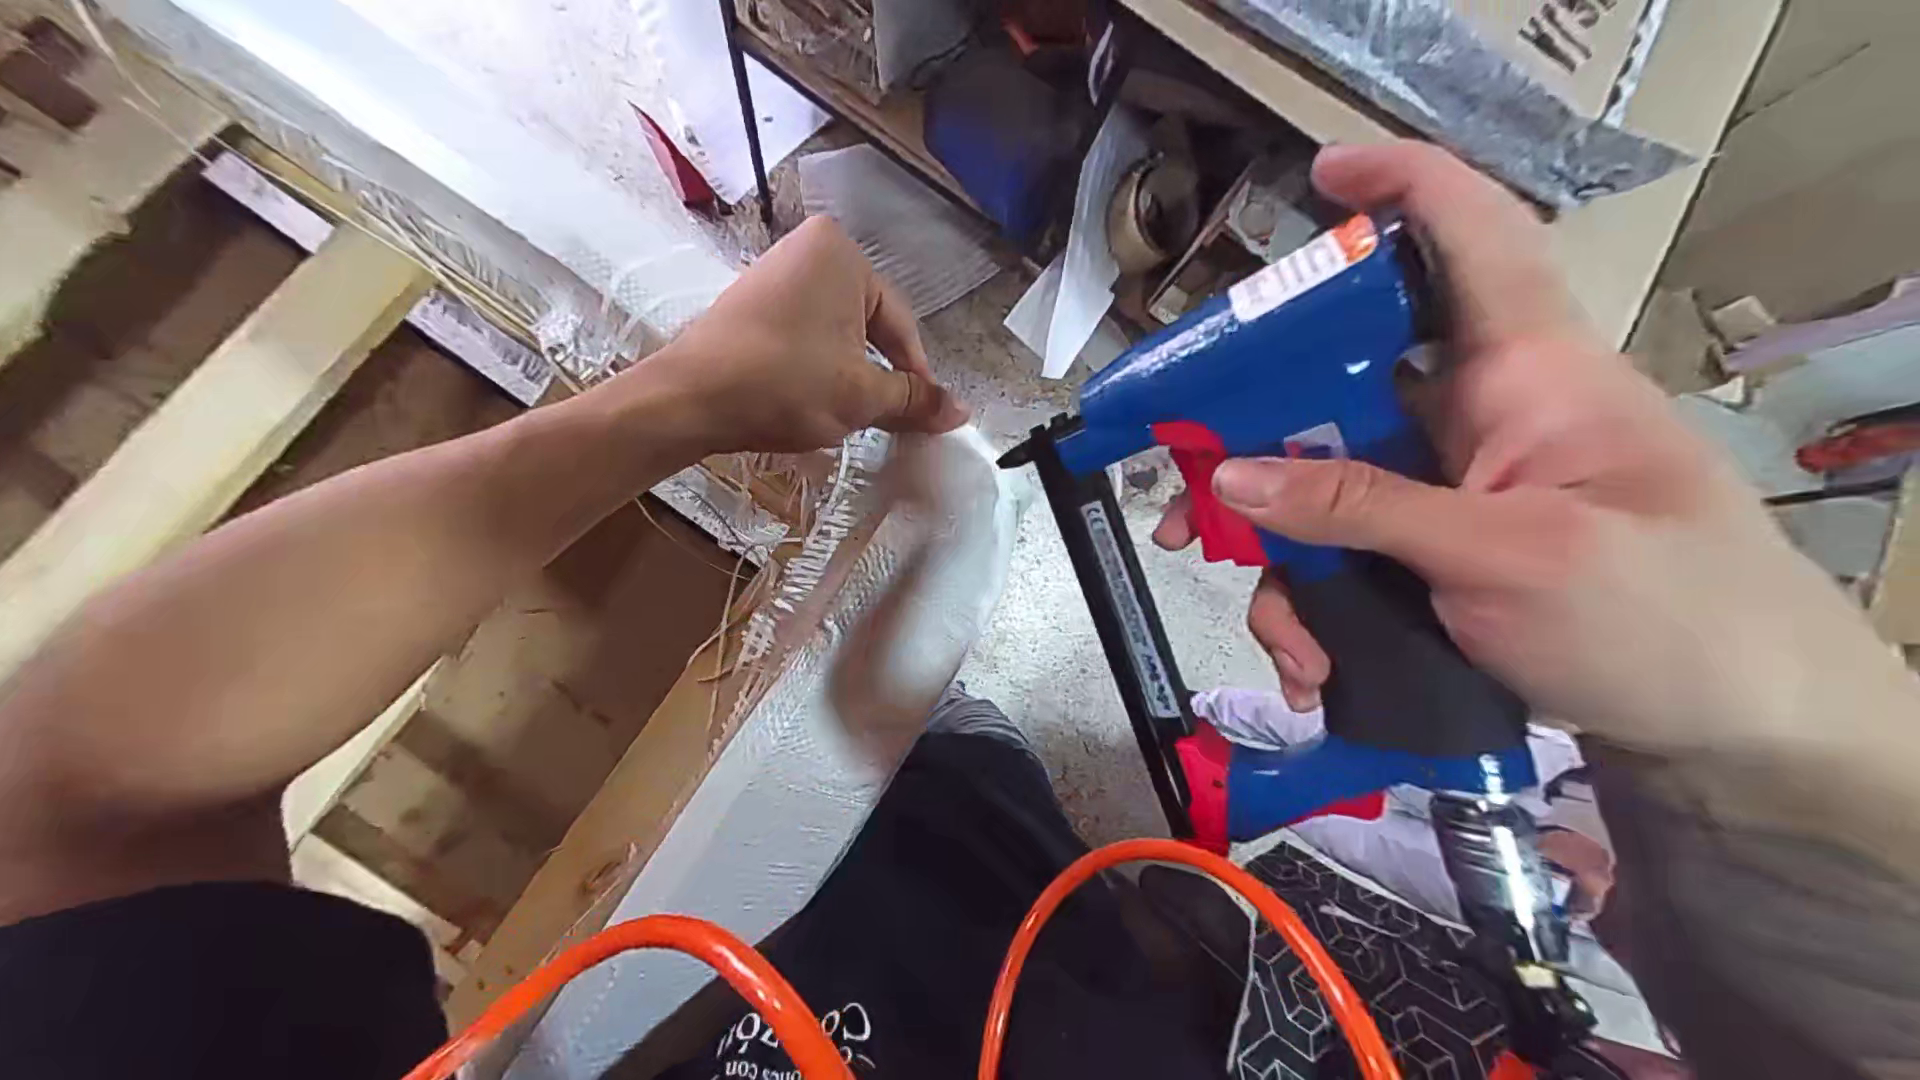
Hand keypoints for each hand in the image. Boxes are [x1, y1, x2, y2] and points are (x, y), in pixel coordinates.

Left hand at [623, 215, 968, 454]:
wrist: (688, 399)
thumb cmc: (784, 385)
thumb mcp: (861, 395)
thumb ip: (914, 400)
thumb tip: (962, 412)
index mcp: (843, 254)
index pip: (902, 327)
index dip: (915, 378)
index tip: (923, 417)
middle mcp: (811, 250)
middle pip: (870, 329)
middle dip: (880, 377)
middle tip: (883, 421)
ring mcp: (778, 274)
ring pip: (839, 337)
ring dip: (851, 378)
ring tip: (847, 415)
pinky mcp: (754, 303)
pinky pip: (807, 337)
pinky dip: (819, 370)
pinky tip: (812, 400)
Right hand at [1156, 142, 1919, 775]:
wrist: (1729, 738)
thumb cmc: (1669, 623)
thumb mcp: (1510, 558)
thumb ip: (1362, 508)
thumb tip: (1231, 477)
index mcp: (1522, 375)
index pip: (1468, 243)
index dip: (1399, 190)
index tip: (1319, 178)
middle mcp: (1461, 419)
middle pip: (1327, 393)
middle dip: (1245, 452)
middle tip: (1184, 509)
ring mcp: (1429, 490)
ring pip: (1309, 493)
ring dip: (1274, 567)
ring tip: (1282, 641)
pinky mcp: (1412, 551)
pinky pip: (1327, 559)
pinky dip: (1306, 613)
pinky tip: (1313, 668)